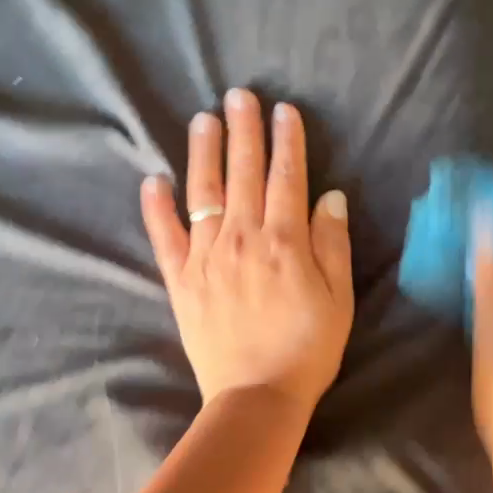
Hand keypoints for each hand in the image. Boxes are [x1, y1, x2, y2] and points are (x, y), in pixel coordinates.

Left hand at [140, 88, 353, 413]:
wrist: (256, 397)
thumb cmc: (308, 348)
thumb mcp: (339, 298)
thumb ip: (332, 243)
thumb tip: (330, 195)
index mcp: (284, 240)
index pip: (287, 177)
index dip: (287, 141)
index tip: (283, 111)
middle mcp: (242, 237)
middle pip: (244, 173)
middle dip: (244, 131)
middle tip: (240, 95)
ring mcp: (206, 256)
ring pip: (203, 191)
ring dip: (204, 152)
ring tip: (203, 119)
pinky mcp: (180, 279)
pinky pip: (165, 236)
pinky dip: (157, 206)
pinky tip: (154, 179)